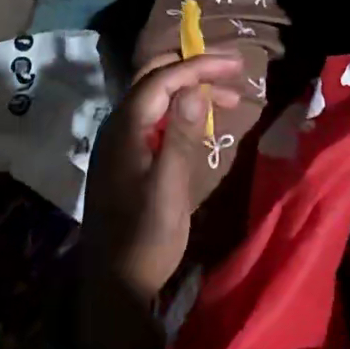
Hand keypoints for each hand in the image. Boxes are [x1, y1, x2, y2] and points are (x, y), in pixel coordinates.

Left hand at [82, 53, 244, 305]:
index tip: (236, 64)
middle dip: (194, 68)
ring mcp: (121, 139)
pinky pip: (156, 116)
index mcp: (126, 126)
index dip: (200, 66)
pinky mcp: (128, 155)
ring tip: (231, 97)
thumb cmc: (145, 237)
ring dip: (190, 88)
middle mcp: (119, 123)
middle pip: (155, 78)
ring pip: (157, 96)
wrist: (113, 284)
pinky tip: (202, 119)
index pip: (163, 78)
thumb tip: (195, 89)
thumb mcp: (168, 189)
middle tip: (232, 70)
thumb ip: (181, 137)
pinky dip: (181, 108)